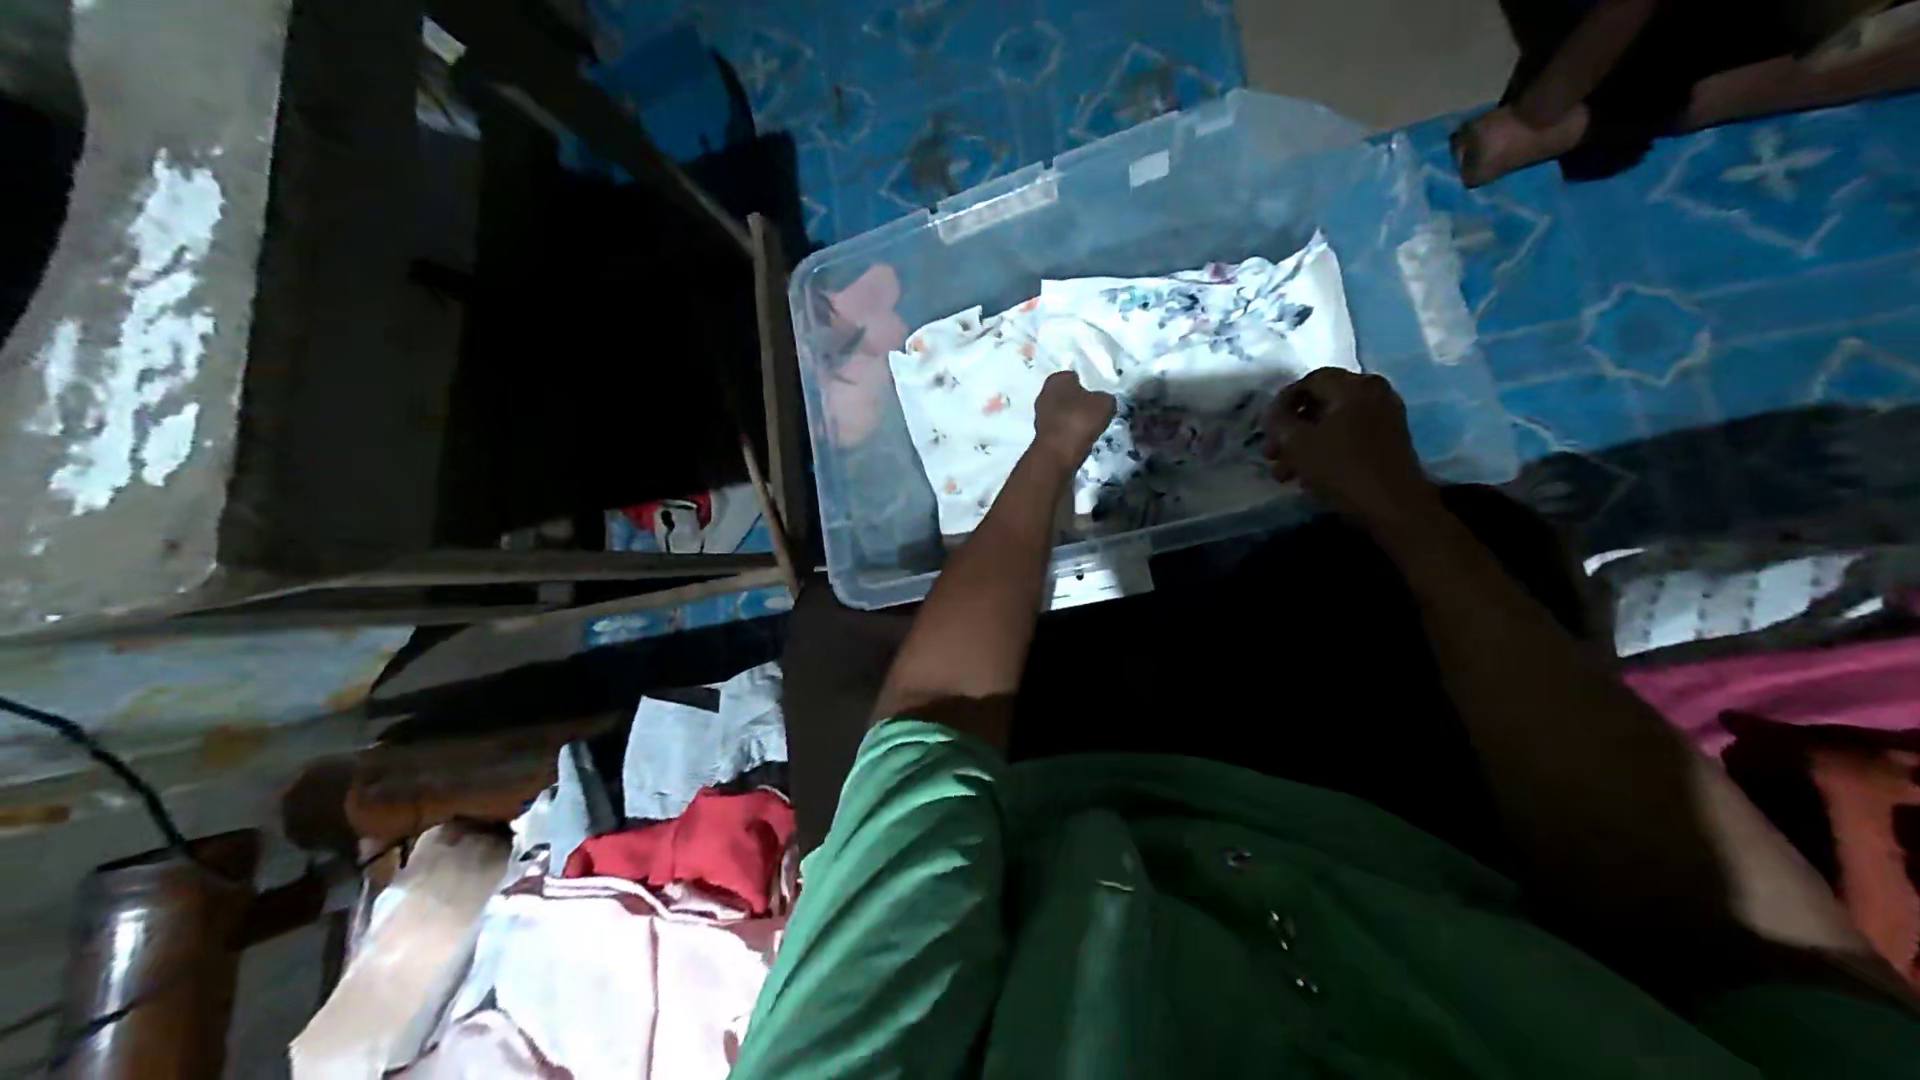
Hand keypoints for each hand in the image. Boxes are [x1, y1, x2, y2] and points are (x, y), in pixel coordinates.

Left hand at [1032, 370, 1115, 469]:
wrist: (1060, 452)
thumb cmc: (1081, 419)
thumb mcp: (1105, 403)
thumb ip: (1104, 398)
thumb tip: (1101, 401)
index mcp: (1056, 379)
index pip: (1072, 376)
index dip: (1084, 383)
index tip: (1095, 394)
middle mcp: (1043, 394)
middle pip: (1064, 395)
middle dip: (1076, 401)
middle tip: (1092, 409)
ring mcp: (1039, 416)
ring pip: (1060, 412)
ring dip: (1071, 417)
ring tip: (1088, 425)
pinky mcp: (1041, 434)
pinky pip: (1059, 428)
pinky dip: (1067, 431)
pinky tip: (1079, 437)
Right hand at [1262, 368, 1439, 528]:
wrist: (1393, 506)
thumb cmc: (1341, 469)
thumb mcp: (1297, 443)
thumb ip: (1278, 421)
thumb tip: (1273, 413)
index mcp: (1354, 386)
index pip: (1309, 381)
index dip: (1281, 404)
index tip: (1265, 429)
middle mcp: (1374, 392)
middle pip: (1320, 403)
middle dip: (1290, 429)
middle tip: (1271, 454)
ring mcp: (1385, 416)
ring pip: (1332, 422)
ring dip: (1303, 444)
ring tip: (1284, 473)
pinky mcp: (1389, 440)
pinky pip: (1348, 435)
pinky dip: (1325, 449)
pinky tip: (1308, 474)